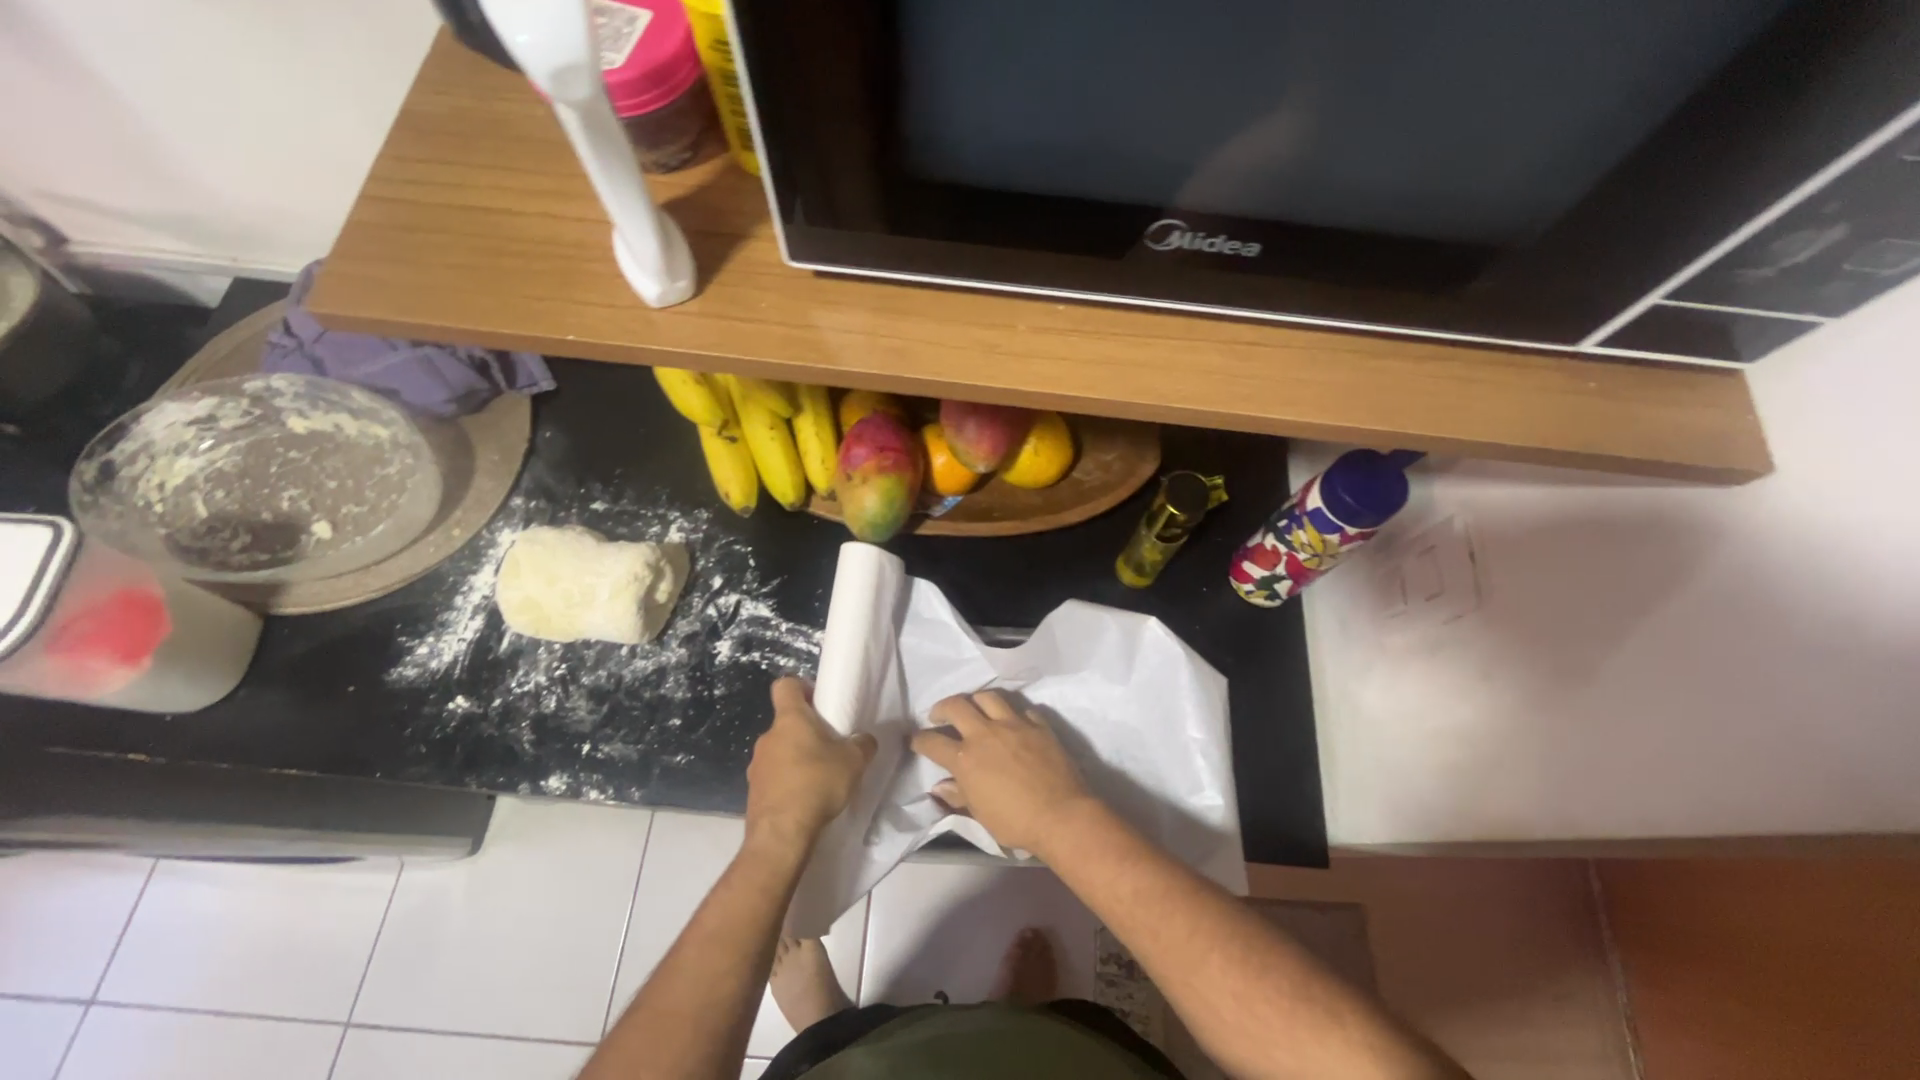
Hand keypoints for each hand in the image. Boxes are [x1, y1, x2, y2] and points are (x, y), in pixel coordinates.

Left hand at [745, 677, 876, 849]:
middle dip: (806, 731)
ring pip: (779, 750)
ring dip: (796, 758)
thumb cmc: (817, 784)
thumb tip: (863, 740)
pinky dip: (788, 782)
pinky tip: (805, 798)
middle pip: (786, 722)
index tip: (819, 701)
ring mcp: (757, 765)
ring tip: (819, 777)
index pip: (785, 686)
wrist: (781, 834)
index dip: (801, 687)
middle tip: (830, 747)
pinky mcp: (754, 790)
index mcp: (790, 720)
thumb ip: (862, 744)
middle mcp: (768, 737)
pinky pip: (773, 776)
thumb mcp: (853, 762)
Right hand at [910, 691, 1096, 855]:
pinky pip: (1022, 710)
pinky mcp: (1039, 726)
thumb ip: (958, 796)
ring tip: (973, 709)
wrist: (1062, 815)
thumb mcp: (979, 814)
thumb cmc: (1015, 822)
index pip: (933, 742)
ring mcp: (1014, 725)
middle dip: (942, 708)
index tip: (914, 740)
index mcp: (966, 759)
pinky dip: (1012, 714)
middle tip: (938, 715)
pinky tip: (1012, 722)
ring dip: (975, 700)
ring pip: (988, 697)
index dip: (919, 740)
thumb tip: (939, 787)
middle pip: (956, 706)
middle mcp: (986, 734)